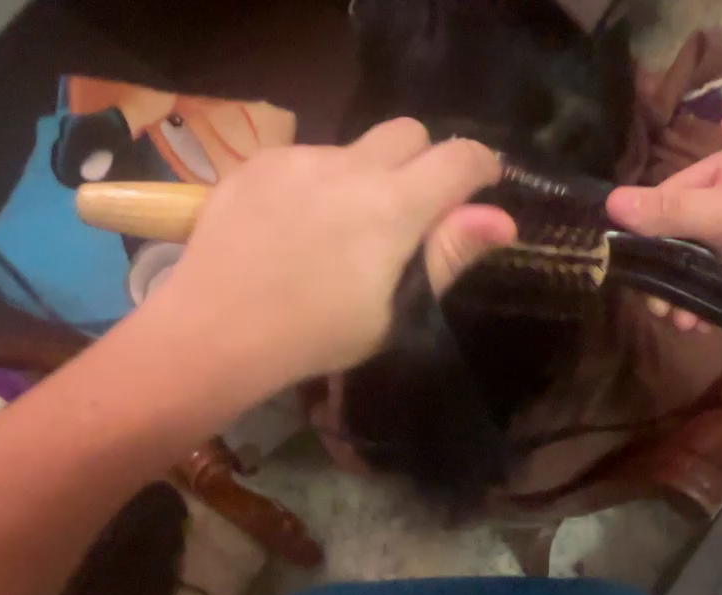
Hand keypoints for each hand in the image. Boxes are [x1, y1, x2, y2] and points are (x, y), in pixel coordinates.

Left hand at [147, 119, 514, 384]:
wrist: (219, 328)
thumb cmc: (317, 335)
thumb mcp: (394, 310)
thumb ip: (446, 256)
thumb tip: (502, 220)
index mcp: (394, 206)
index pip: (458, 159)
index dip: (481, 166)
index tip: (483, 184)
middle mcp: (351, 166)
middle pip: (408, 132)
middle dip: (422, 160)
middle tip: (409, 212)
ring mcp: (301, 158)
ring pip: (353, 149)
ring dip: (364, 177)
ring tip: (339, 233)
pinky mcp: (260, 162)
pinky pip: (305, 158)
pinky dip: (316, 183)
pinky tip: (294, 229)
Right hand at [606, 150, 721, 314]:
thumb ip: (666, 213)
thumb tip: (608, 203)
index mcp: (712, 174)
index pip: (658, 204)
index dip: (642, 240)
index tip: (635, 277)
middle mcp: (719, 202)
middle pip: (670, 243)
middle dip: (662, 281)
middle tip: (661, 312)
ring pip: (688, 271)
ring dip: (679, 301)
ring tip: (683, 325)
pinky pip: (711, 287)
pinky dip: (701, 307)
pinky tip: (701, 325)